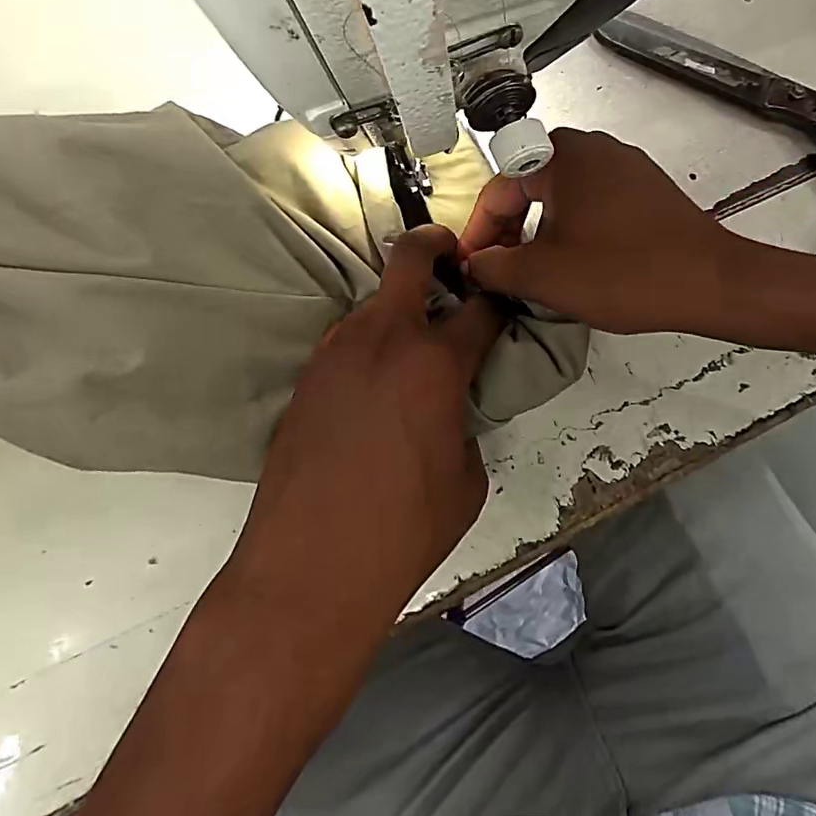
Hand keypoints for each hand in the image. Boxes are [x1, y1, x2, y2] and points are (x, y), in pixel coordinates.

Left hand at [82, 227, 505, 815]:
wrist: (308, 570)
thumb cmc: (405, 528)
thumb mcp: (467, 474)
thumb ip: (465, 420)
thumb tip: (451, 405)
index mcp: (436, 364)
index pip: (482, 307)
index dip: (502, 297)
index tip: (508, 297)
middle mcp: (383, 341)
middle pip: (410, 257)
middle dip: (438, 245)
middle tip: (456, 258)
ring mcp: (336, 354)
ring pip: (375, 301)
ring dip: (402, 306)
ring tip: (419, 341)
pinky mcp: (307, 379)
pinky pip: (348, 340)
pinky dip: (372, 343)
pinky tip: (380, 382)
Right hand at [458, 127, 754, 334]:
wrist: (709, 283)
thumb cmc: (630, 272)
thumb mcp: (543, 276)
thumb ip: (494, 267)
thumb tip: (476, 264)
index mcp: (562, 155)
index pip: (498, 189)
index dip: (478, 232)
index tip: (472, 263)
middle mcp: (594, 149)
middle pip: (529, 187)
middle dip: (508, 231)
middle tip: (500, 269)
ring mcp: (625, 167)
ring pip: (562, 196)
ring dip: (540, 232)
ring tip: (536, 272)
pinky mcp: (646, 190)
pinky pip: (593, 204)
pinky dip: (574, 230)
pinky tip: (577, 263)